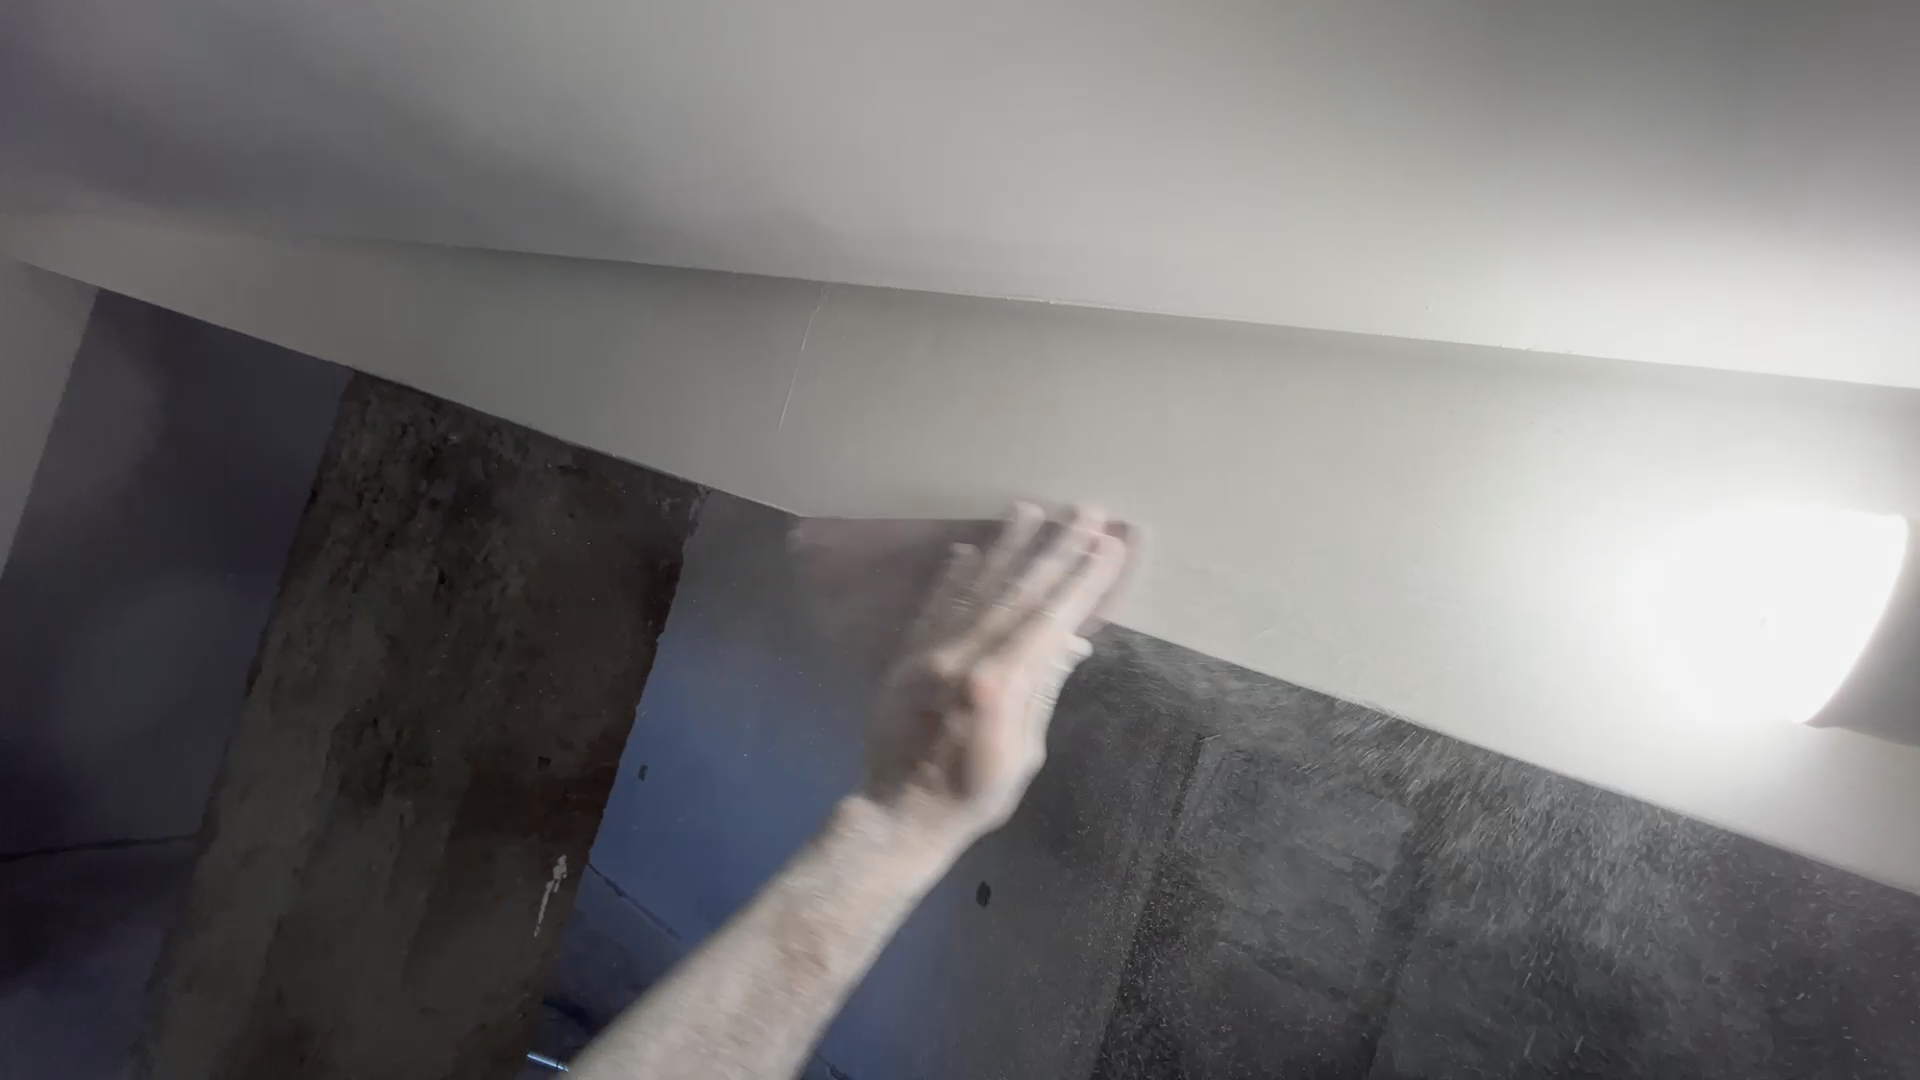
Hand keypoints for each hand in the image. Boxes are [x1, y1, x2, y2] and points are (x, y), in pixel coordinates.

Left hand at [862, 503, 1130, 847]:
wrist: (898, 812)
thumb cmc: (972, 796)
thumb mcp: (1024, 753)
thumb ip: (1042, 691)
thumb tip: (1069, 641)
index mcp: (999, 686)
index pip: (1051, 619)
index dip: (1083, 580)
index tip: (1109, 545)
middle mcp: (964, 656)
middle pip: (1018, 591)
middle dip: (1056, 548)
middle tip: (1084, 511)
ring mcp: (931, 650)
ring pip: (977, 586)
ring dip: (1007, 546)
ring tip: (1029, 509)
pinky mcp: (908, 653)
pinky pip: (935, 603)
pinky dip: (952, 574)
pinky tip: (967, 549)